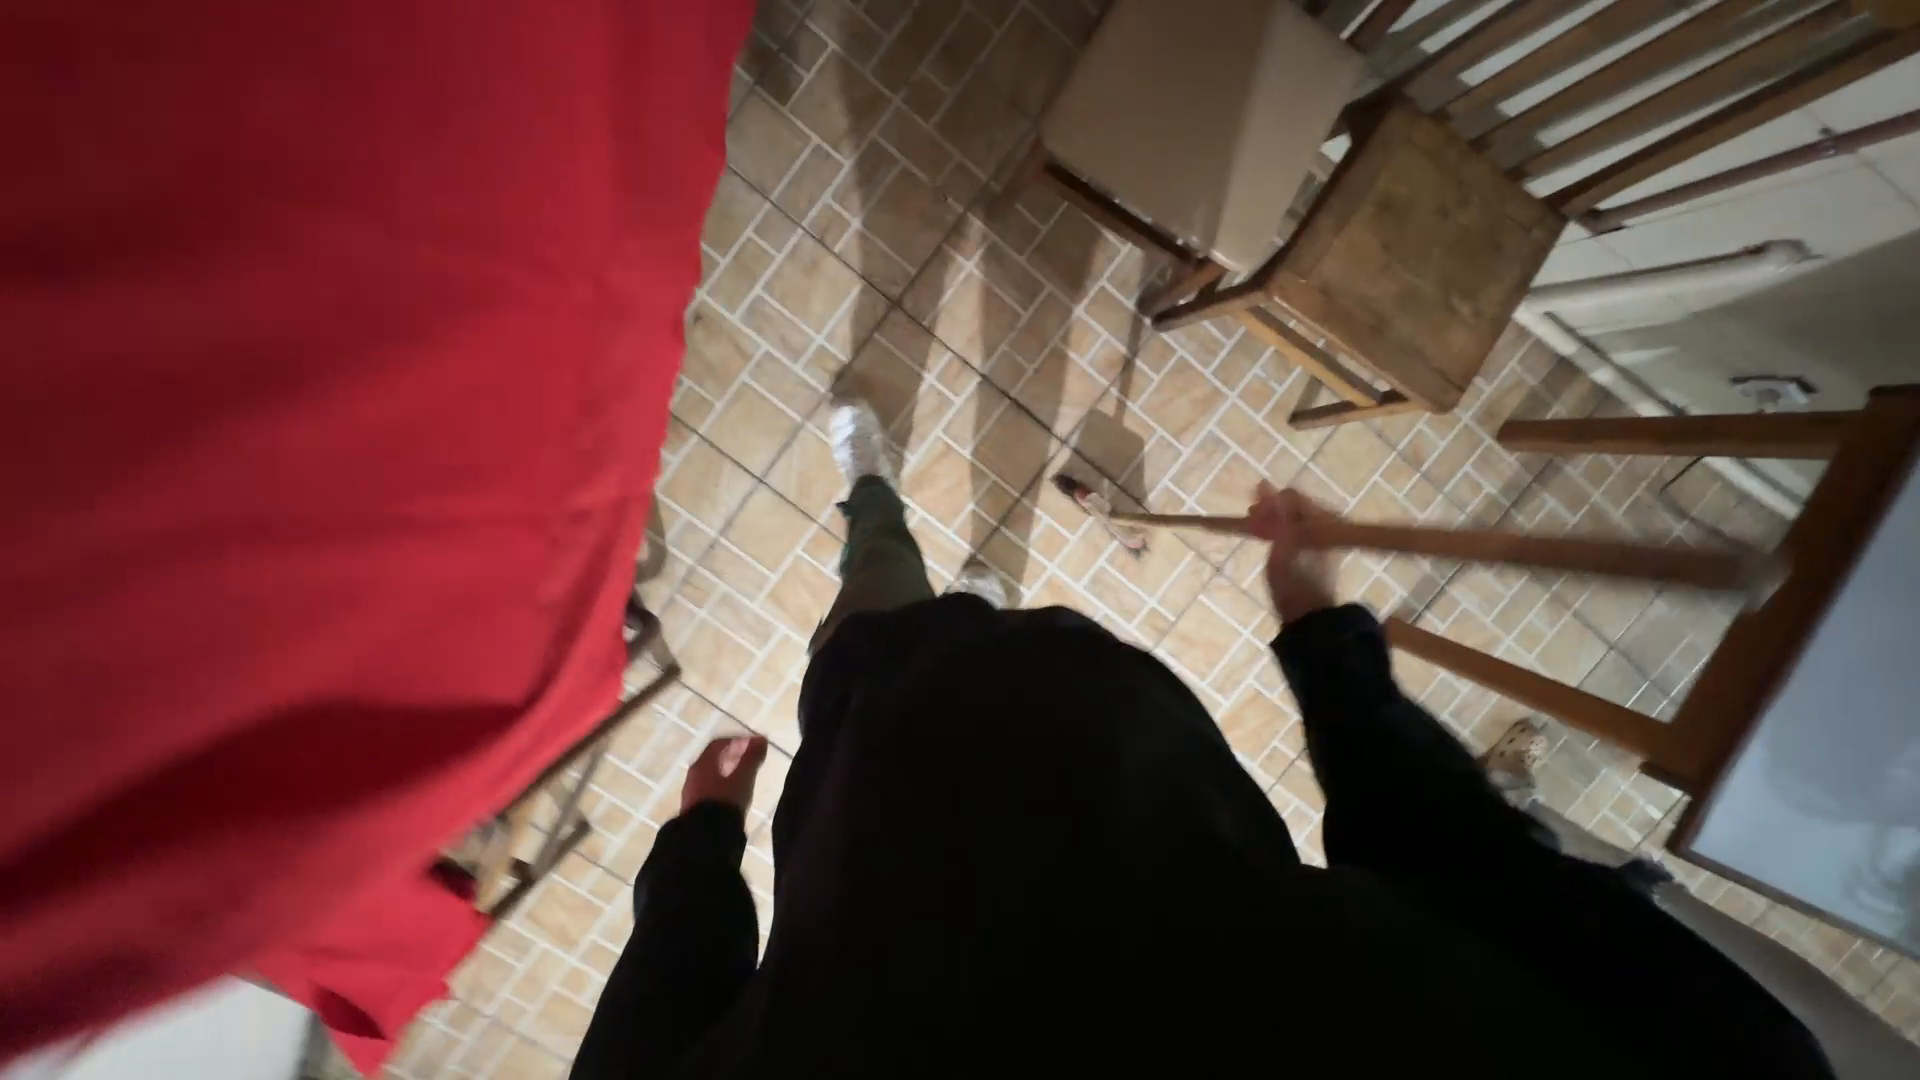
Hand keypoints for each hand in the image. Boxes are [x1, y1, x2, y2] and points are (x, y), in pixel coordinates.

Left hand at [679, 735, 768, 814]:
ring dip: (728, 770)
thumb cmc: (725, 801)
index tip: (754, 743)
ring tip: (745, 776)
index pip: (718, 743)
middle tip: (750, 757)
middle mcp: (694, 775)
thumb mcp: (743, 778)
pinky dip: (723, 784)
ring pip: (711, 774)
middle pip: (714, 758)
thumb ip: (752, 758)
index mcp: (703, 764)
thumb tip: (761, 739)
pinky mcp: (694, 808)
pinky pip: (709, 788)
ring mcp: (691, 792)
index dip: (738, 739)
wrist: (705, 837)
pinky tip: (734, 794)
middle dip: (733, 754)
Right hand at [1247, 481, 1337, 623]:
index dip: (1269, 503)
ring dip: (1271, 520)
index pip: (1292, 497)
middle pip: (1292, 505)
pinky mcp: (1314, 547)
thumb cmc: (1295, 580)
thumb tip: (1262, 482)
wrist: (1307, 614)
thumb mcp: (1283, 543)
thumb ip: (1276, 512)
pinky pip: (1292, 528)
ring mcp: (1321, 536)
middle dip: (1269, 511)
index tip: (1252, 517)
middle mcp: (1327, 523)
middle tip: (1252, 524)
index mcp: (1325, 520)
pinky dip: (1277, 531)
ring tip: (1256, 531)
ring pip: (1290, 517)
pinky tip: (1267, 539)